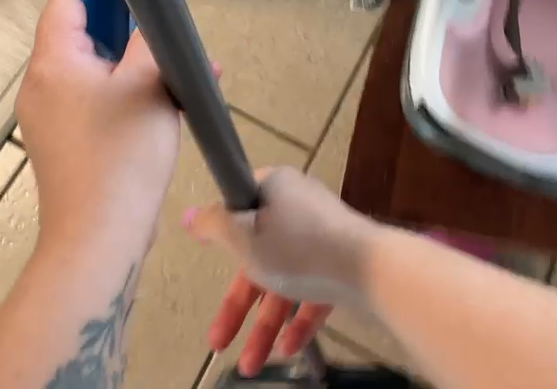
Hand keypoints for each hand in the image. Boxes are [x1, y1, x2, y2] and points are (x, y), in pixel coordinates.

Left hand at [17, 0, 180, 242]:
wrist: (99, 239)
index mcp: (53, 62)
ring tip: (182, 79)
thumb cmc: (123, 154)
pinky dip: (125, 96)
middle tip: (170, 44)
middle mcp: (41, 84)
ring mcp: (48, 117)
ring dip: (136, 67)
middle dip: (132, 33)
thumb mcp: (150, 83)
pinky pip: (94, 101)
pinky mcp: (63, 142)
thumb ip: (154, 33)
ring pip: (96, 70)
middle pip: (84, 34)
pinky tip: (166, 109)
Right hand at [186, 167, 382, 374]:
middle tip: (217, 342)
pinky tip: (287, 350)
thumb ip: (214, 226)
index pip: (241, 202)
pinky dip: (299, 319)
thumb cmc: (297, 246)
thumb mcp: (243, 236)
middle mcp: (298, 207)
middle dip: (238, 305)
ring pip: (284, 279)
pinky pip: (312, 290)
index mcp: (276, 188)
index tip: (206, 251)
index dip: (222, 228)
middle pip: (258, 254)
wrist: (367, 266)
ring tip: (250, 367)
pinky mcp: (340, 262)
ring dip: (265, 325)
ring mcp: (322, 236)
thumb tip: (190, 214)